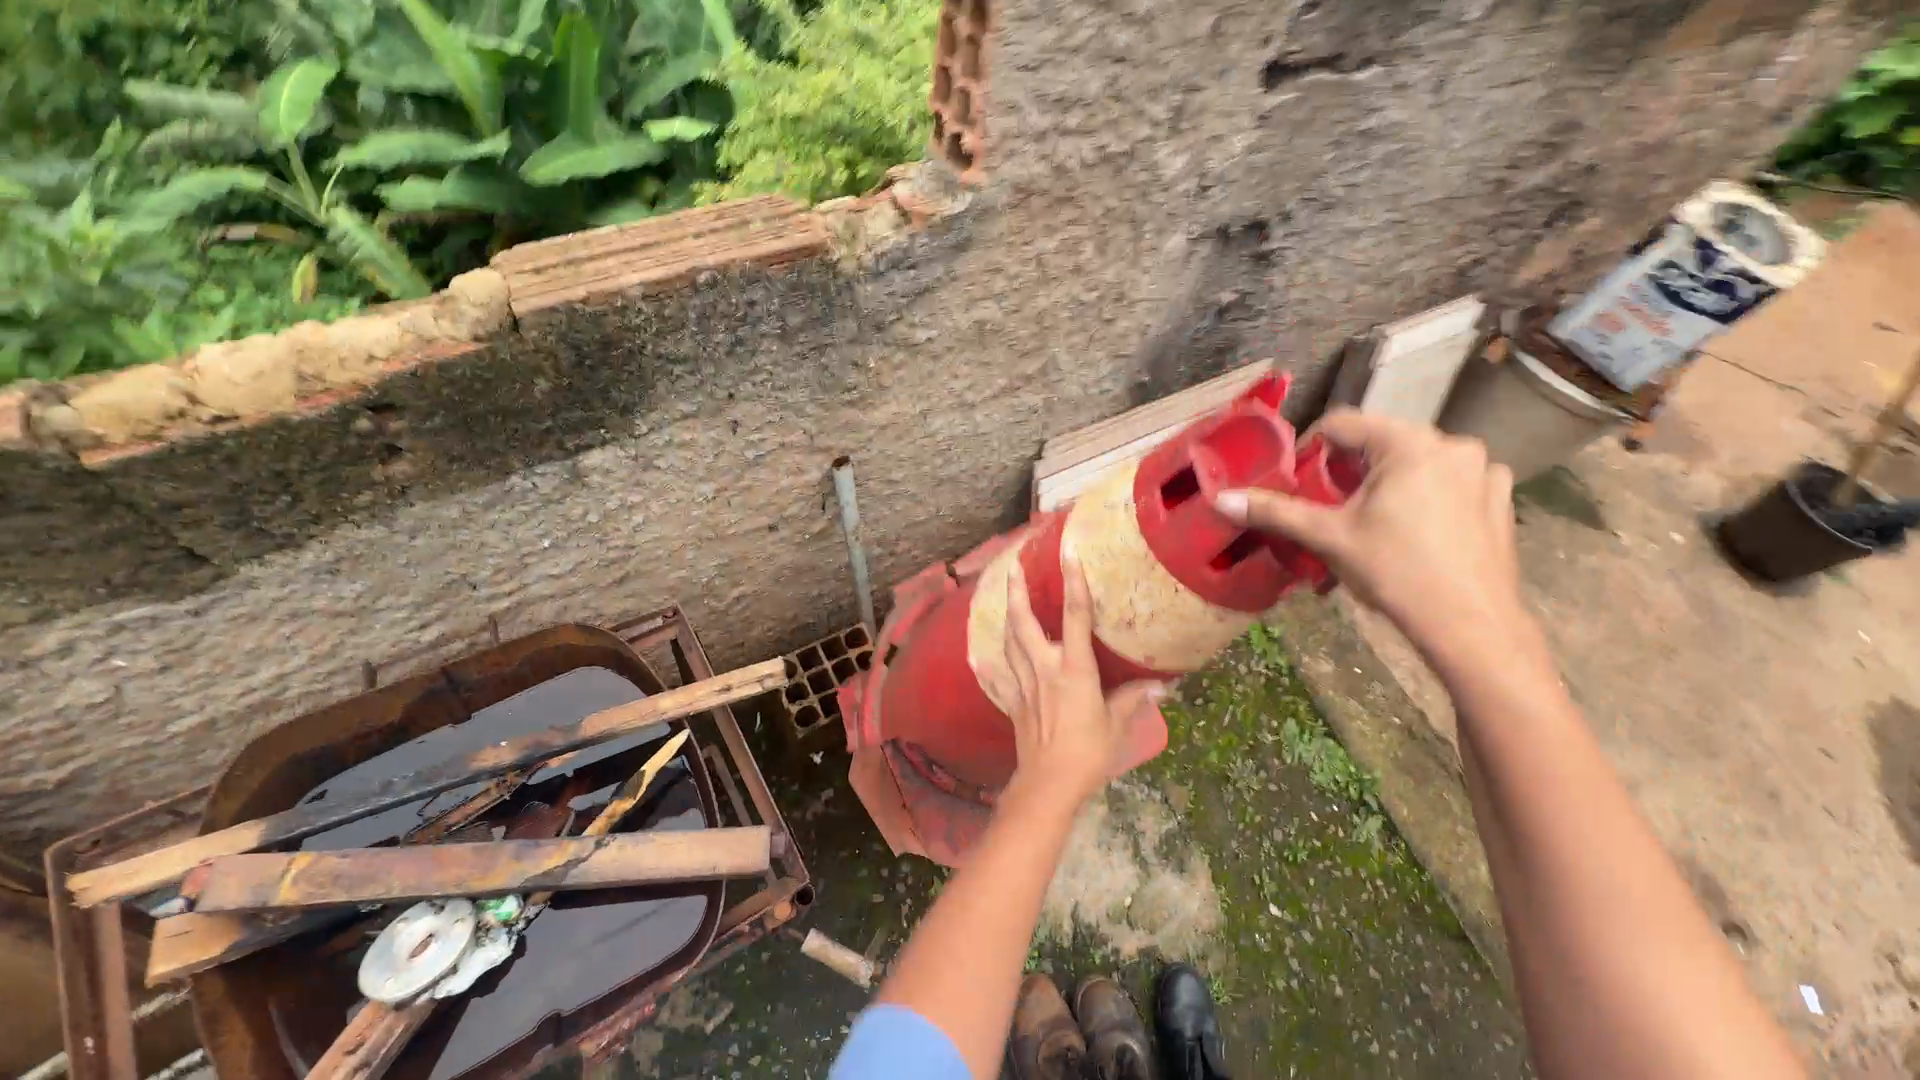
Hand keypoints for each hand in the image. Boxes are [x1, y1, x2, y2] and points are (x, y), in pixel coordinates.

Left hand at [989, 551, 1169, 804]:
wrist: (1049, 785)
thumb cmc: (1088, 753)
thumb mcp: (1117, 724)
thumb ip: (1134, 699)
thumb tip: (1162, 685)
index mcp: (1073, 669)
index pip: (1074, 616)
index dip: (1073, 582)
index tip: (1068, 553)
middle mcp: (1044, 669)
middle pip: (1023, 623)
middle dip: (1017, 592)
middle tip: (1012, 567)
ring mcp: (1023, 686)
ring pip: (1008, 643)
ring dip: (1005, 618)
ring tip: (1004, 599)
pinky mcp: (1012, 704)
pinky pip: (996, 679)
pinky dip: (987, 666)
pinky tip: (977, 656)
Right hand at [1215, 409, 1534, 666]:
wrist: (1470, 625)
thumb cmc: (1396, 573)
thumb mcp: (1329, 538)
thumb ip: (1276, 512)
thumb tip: (1221, 499)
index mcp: (1409, 443)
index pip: (1342, 424)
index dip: (1311, 451)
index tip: (1300, 484)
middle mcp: (1452, 444)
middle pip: (1381, 443)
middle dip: (1350, 472)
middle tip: (1332, 510)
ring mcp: (1483, 470)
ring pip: (1416, 463)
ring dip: (1389, 483)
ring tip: (1374, 524)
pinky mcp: (1499, 498)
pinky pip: (1450, 483)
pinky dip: (1428, 496)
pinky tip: (1418, 530)